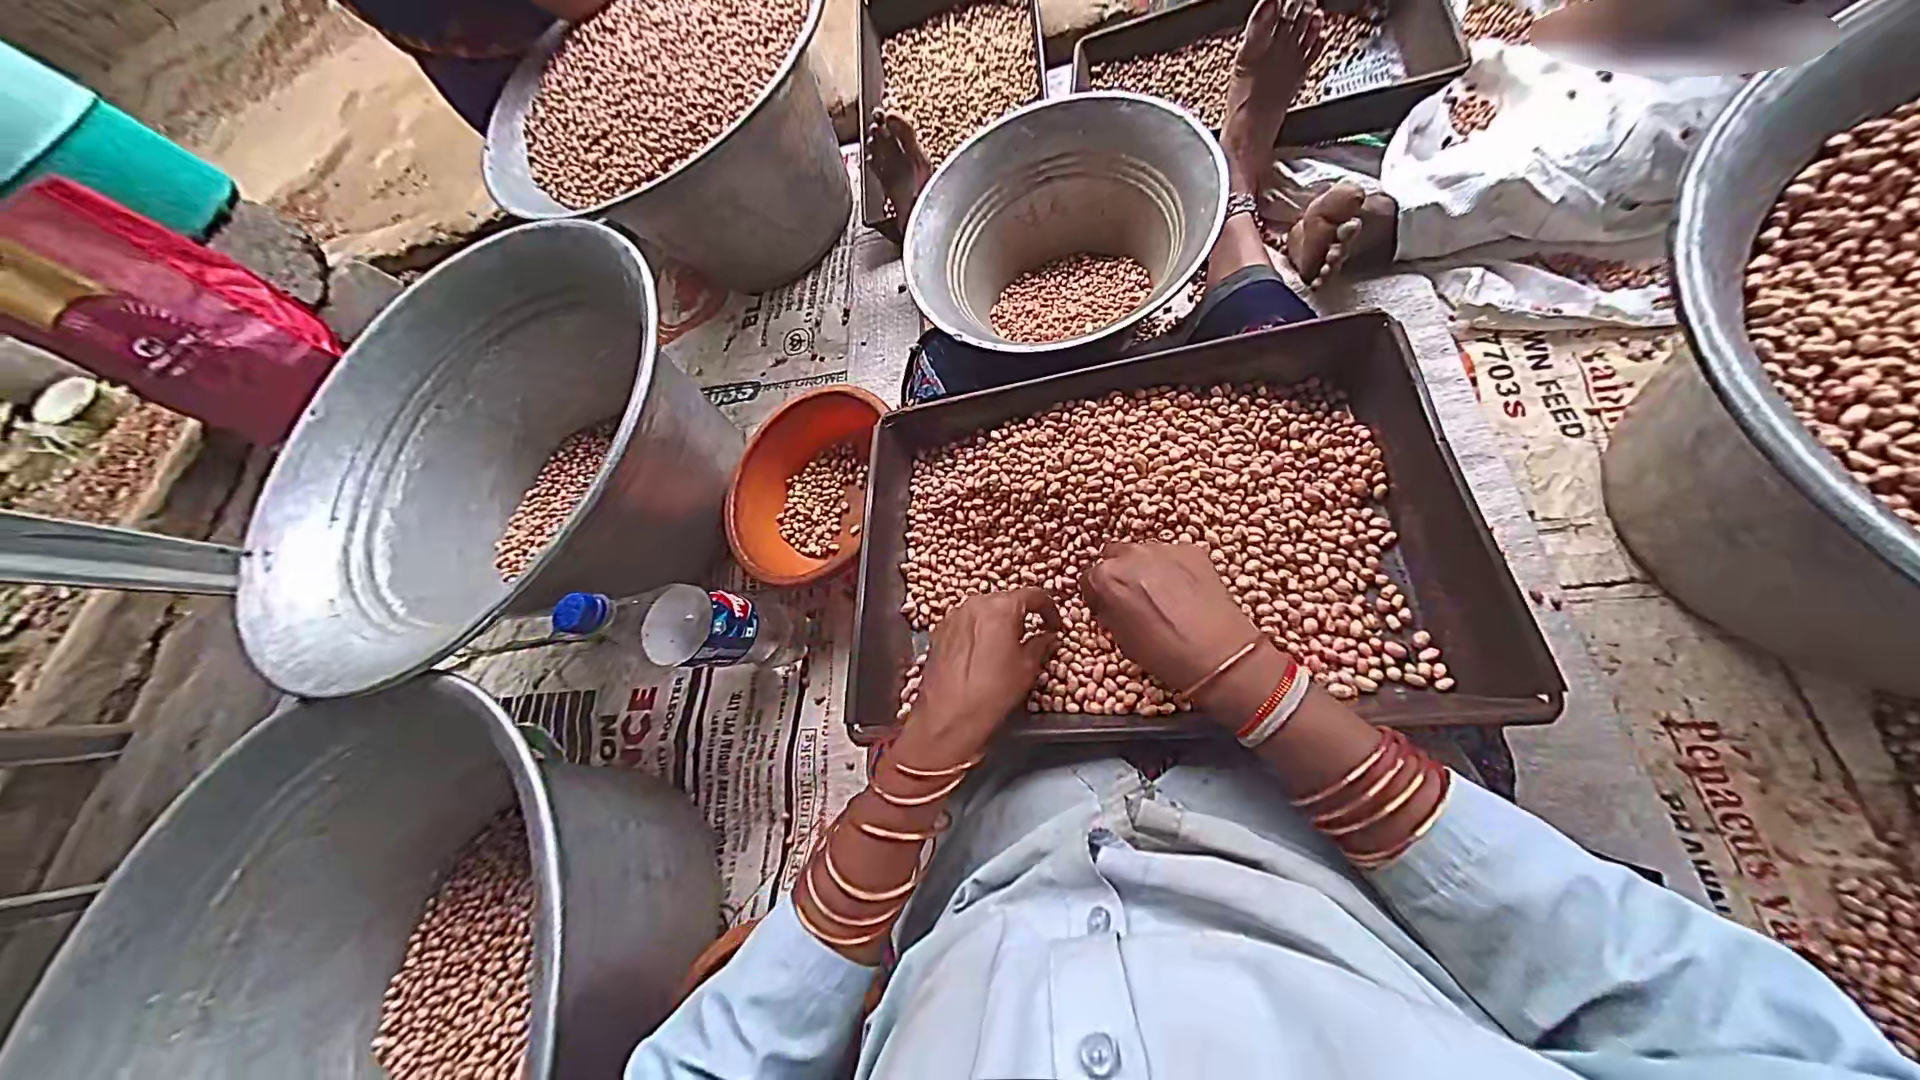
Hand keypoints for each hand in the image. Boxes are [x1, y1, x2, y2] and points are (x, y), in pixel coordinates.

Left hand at [894, 589, 1060, 766]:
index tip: (1054, 623)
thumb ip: (1040, 645)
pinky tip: (984, 654)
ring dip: (999, 622)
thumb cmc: (991, 693)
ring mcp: (953, 617)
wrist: (947, 717)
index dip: (1049, 608)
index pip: (1032, 595)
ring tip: (1008, 646)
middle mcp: (974, 605)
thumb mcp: (1026, 668)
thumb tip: (1047, 637)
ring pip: (984, 611)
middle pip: (1005, 600)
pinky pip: (966, 624)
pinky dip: (979, 632)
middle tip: (1034, 635)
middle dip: (1022, 615)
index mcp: (1000, 608)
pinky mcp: (940, 633)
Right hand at [1080, 542, 1265, 695]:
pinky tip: (1183, 591)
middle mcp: (1130, 554)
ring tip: (1162, 595)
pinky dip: (1173, 568)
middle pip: (1114, 557)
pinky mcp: (1191, 550)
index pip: (1089, 577)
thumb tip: (1110, 602)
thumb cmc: (1162, 651)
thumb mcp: (1119, 636)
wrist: (1214, 652)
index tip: (1106, 605)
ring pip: (1144, 553)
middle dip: (1120, 574)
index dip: (1097, 594)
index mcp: (1106, 576)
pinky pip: (1172, 555)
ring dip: (1146, 568)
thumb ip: (1108, 609)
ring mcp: (1162, 549)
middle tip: (1132, 597)